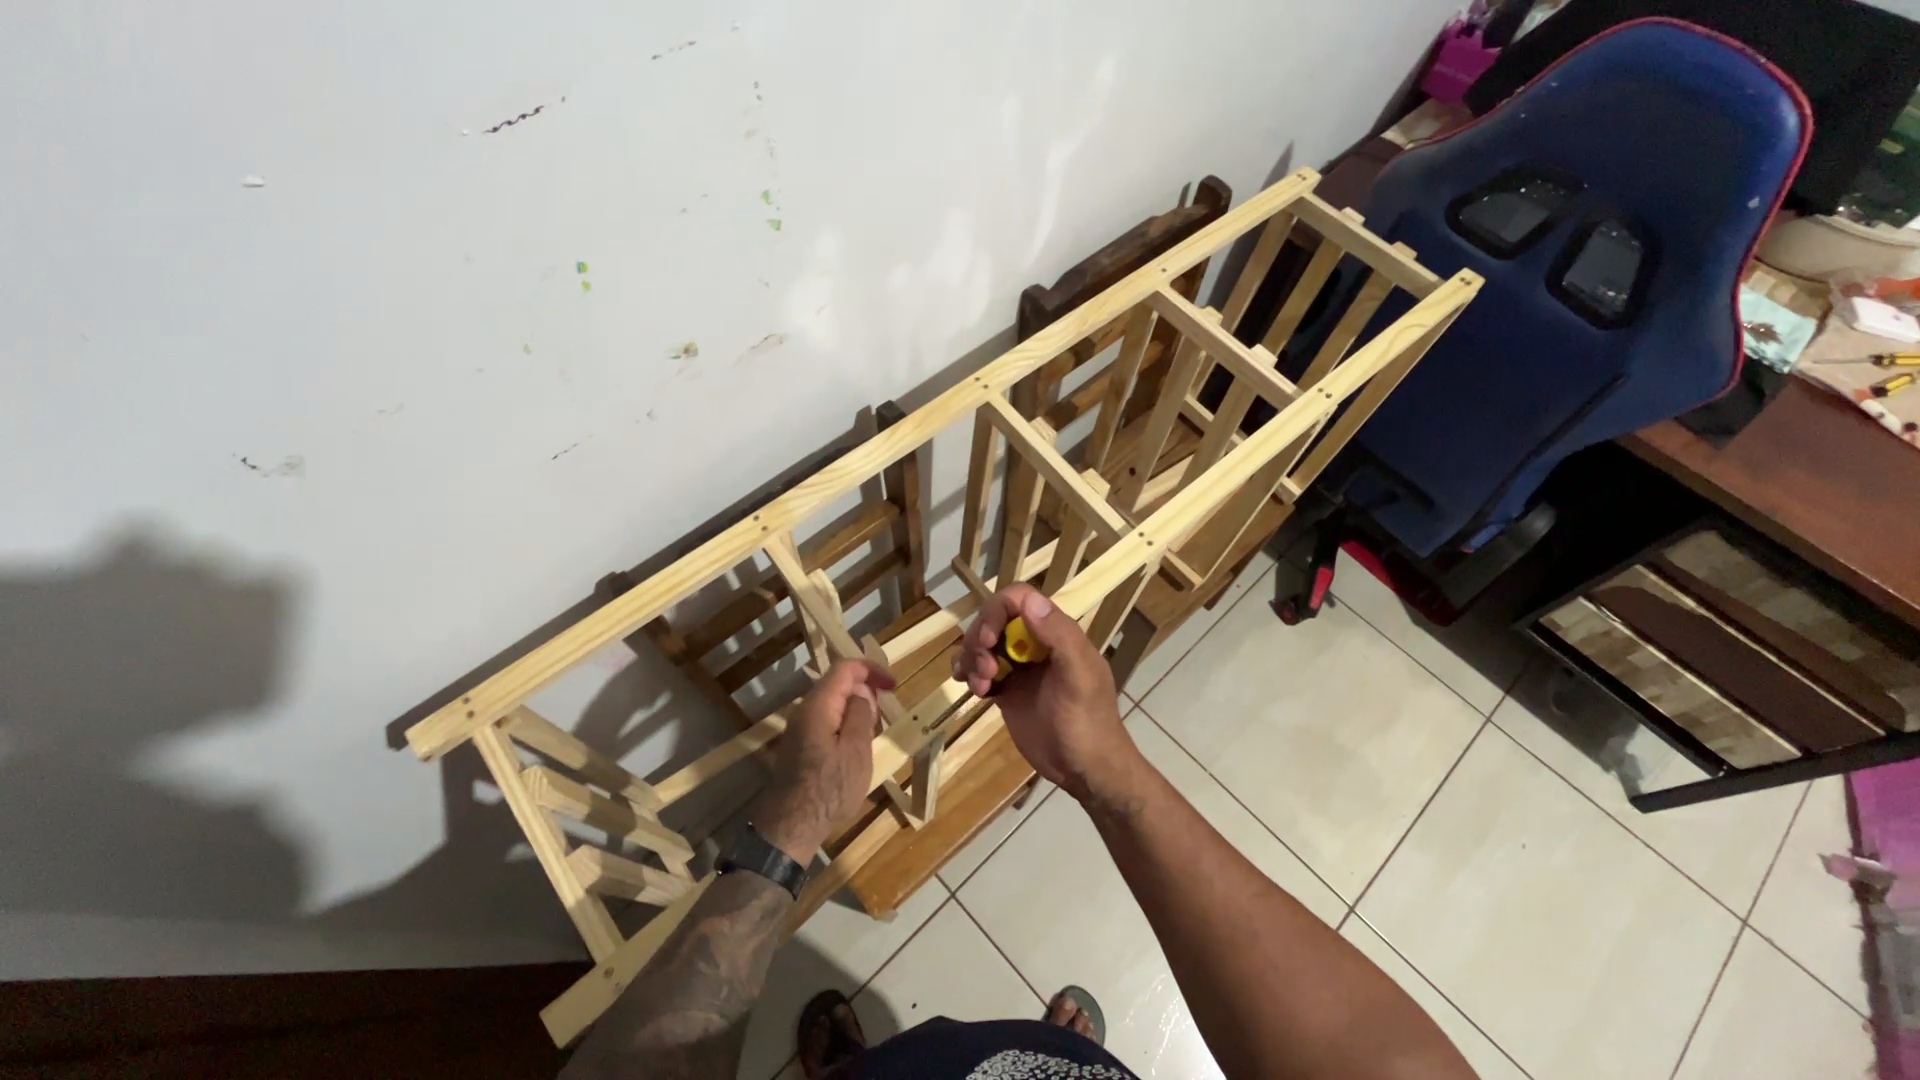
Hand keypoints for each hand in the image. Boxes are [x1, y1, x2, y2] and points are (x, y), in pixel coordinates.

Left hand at [752, 659, 892, 862]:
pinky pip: (826, 722)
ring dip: (856, 711)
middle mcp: (805, 710)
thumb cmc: (829, 789)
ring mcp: (799, 728)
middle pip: (837, 684)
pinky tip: (855, 750)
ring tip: (872, 735)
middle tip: (882, 718)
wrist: (790, 826)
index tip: (893, 685)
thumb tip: (862, 693)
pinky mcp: (799, 745)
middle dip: (865, 691)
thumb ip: (861, 715)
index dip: (871, 669)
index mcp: (819, 706)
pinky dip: (845, 725)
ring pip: (832, 704)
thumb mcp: (856, 752)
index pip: (845, 667)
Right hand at [951, 584, 1141, 805]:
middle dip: (980, 640)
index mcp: (1057, 632)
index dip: (996, 611)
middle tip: (985, 672)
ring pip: (982, 643)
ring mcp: (1019, 666)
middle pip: (993, 619)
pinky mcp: (1006, 689)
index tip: (989, 641)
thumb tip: (1029, 602)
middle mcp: (1036, 643)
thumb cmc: (1087, 723)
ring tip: (980, 686)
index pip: (1018, 599)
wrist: (1084, 770)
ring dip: (971, 658)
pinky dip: (969, 673)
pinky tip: (974, 691)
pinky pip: (979, 669)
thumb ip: (1060, 637)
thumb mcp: (1079, 678)